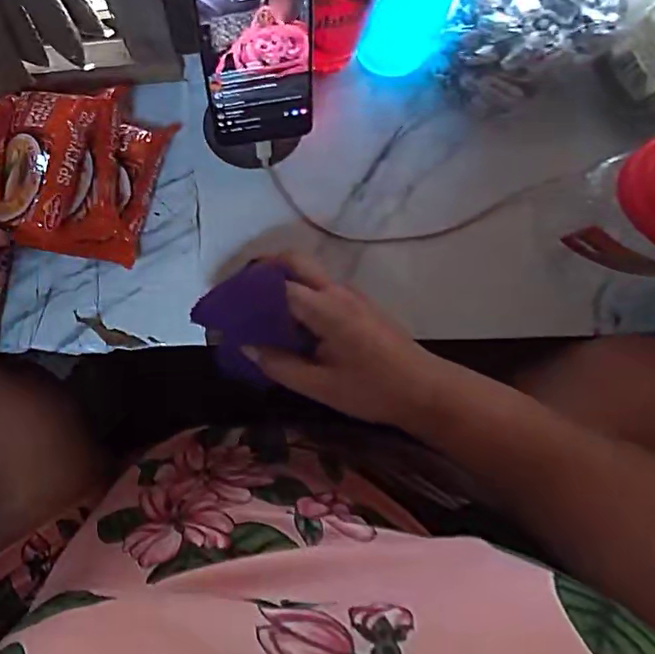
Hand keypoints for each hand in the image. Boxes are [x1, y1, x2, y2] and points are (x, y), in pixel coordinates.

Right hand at [242, 254, 451, 428]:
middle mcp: (337, 292)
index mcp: (326, 309)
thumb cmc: (374, 391)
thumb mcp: (321, 387)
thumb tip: (246, 347)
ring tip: (257, 307)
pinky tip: (289, 321)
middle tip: (239, 290)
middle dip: (262, 268)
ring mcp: (351, 295)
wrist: (430, 392)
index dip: (247, 290)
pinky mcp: (359, 304)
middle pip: (294, 261)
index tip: (225, 303)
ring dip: (280, 279)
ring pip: (308, 271)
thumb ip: (280, 365)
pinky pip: (320, 286)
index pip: (276, 286)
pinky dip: (297, 291)